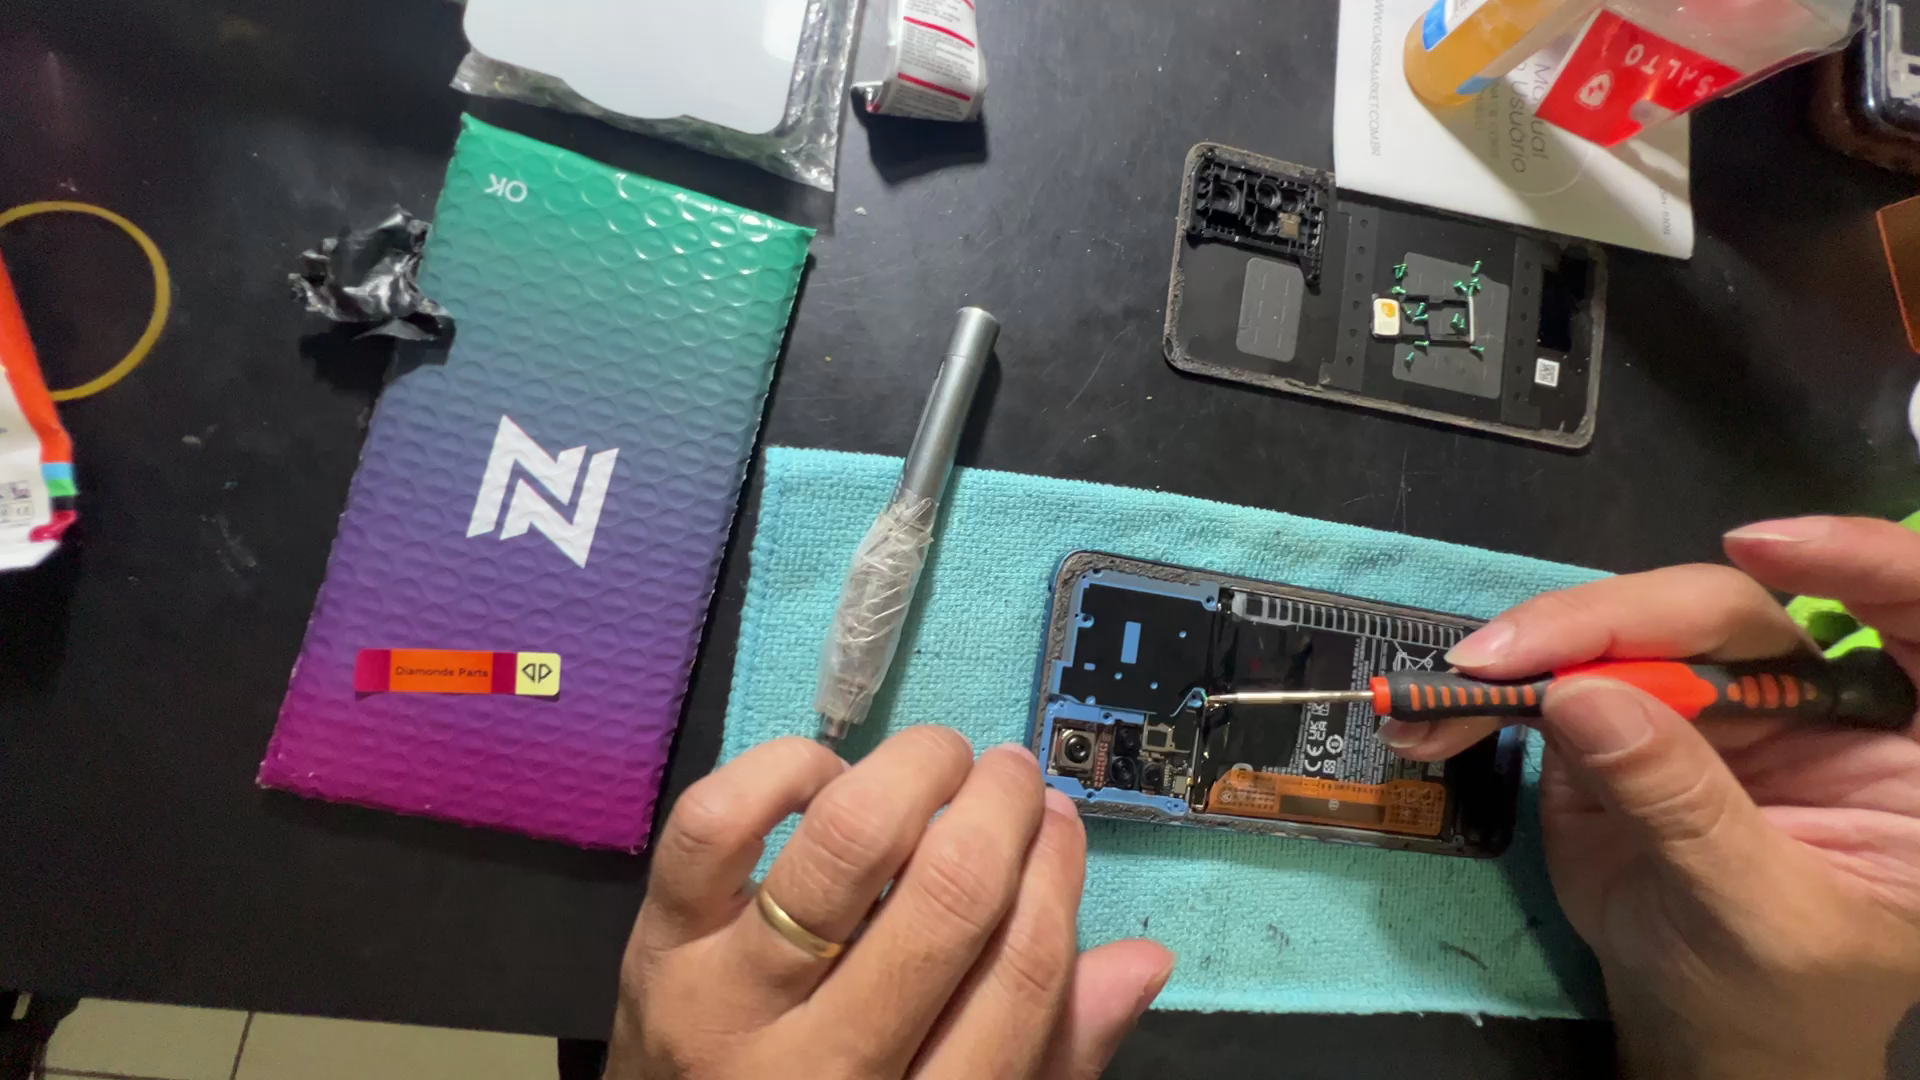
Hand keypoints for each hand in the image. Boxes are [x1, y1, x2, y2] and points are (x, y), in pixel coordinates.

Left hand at [604, 727, 1173, 1079]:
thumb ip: (1050, 1048)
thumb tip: (1145, 957)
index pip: (1020, 981)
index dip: (1056, 876)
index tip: (1059, 820)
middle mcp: (817, 1069)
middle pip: (945, 898)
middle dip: (999, 808)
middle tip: (1012, 774)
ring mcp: (721, 994)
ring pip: (845, 842)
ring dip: (916, 770)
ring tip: (944, 756)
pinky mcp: (655, 934)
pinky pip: (718, 821)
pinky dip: (786, 768)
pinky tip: (827, 773)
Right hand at [1381, 516, 1919, 1079]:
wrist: (1691, 1007)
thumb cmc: (1780, 983)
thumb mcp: (1759, 912)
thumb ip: (1684, 805)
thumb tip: (1582, 697)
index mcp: (1898, 740)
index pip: (1912, 620)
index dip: (1856, 565)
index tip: (1758, 546)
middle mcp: (1796, 696)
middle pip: (1710, 613)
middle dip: (1601, 622)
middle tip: (1499, 657)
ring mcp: (1689, 698)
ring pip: (1602, 635)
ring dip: (1511, 658)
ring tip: (1437, 701)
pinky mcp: (1600, 710)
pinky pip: (1534, 679)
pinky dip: (1474, 697)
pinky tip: (1428, 723)